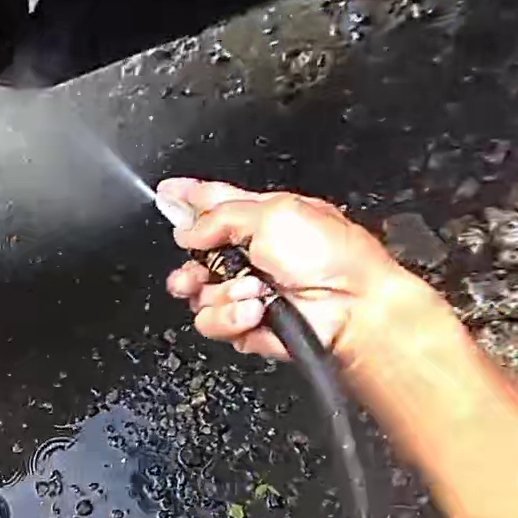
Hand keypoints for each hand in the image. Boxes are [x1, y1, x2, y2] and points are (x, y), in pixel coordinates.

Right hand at [159, 178, 424, 362]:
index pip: (212, 204)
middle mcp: (248, 257)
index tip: (166, 192)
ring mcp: (244, 293)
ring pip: (197, 295)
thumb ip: (222, 214)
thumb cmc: (332, 256)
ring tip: (253, 290)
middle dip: (190, 265)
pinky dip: (231, 316)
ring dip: (222, 292)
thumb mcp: (275, 213)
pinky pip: (210, 322)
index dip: (187, 198)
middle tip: (197, 269)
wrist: (351, 308)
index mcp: (259, 220)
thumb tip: (188, 227)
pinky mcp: (243, 325)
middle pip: (194, 258)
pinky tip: (256, 310)